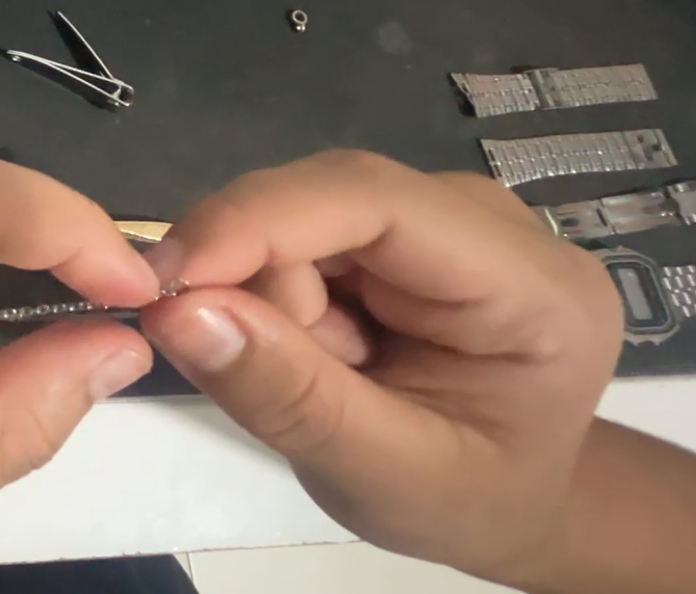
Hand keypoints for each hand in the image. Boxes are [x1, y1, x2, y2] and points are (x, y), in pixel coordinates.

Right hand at [138, 151, 624, 587]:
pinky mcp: (372, 220)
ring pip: (281, 207)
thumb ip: (288, 397)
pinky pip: (273, 223)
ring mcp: (421, 210)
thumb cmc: (461, 498)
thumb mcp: (382, 476)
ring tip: (288, 362)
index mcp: (528, 285)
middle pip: (313, 196)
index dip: (255, 222)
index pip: (371, 201)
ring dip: (249, 283)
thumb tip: (175, 312)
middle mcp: (477, 220)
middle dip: (250, 272)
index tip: (167, 281)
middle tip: (233, 353)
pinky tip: (289, 333)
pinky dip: (251, 280)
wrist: (490, 499)